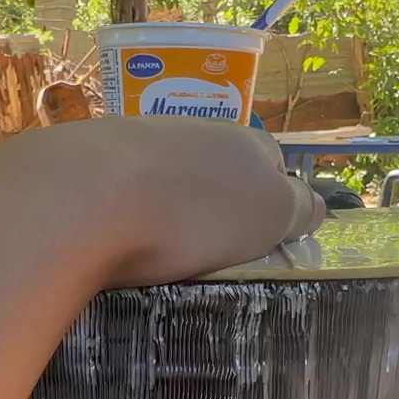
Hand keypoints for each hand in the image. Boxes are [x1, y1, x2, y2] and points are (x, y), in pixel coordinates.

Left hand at [0, 117, 325, 294]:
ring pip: (163, 186)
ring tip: (160, 264)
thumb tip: (317, 206)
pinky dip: (121, 224)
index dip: (271, 204)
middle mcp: (186, 133)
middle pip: (213, 173)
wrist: (81, 199)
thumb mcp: (266, 216)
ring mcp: (131, 147)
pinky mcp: (83, 172)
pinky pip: (116, 201)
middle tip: (211, 260)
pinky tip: (115, 253)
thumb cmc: (191, 211)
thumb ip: (296, 210)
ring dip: (166, 217)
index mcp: (239, 142)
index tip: (261, 245)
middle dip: (215, 210)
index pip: (271, 164)